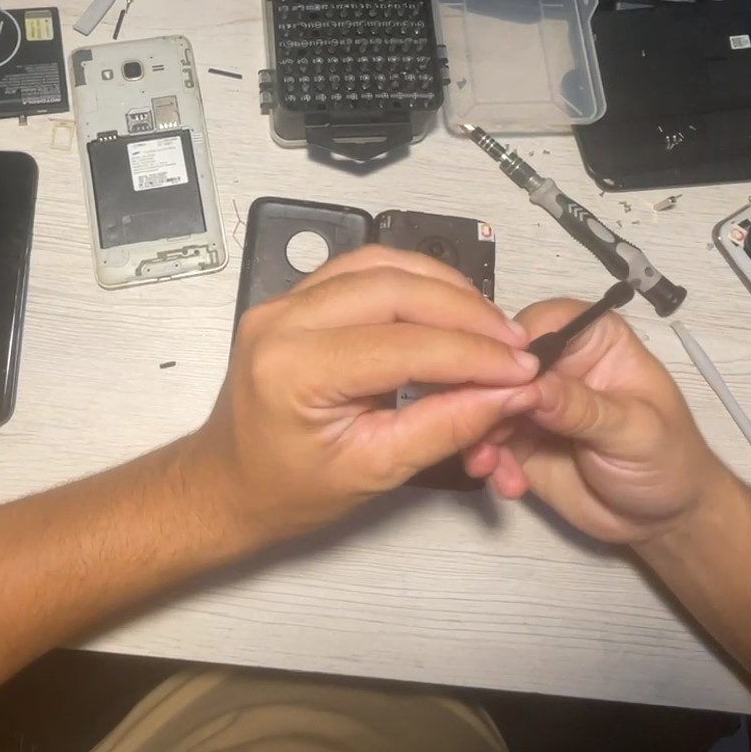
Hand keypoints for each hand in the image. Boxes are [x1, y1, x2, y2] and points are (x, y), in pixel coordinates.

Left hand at [188, 245, 541, 541]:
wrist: (229, 480)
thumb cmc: (288, 488)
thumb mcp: (374, 470)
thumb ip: (446, 425)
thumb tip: (510, 392)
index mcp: (293, 369)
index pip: (402, 344)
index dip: (471, 354)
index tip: (521, 367)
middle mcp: (281, 320)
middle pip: (391, 287)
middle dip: (463, 311)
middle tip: (511, 341)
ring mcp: (282, 301)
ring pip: (378, 263)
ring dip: (440, 284)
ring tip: (487, 320)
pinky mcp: (293, 297)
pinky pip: (360, 268)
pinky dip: (410, 278)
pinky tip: (444, 302)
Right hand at [463, 299, 730, 544]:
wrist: (662, 523)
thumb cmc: (667, 463)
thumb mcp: (635, 432)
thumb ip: (583, 408)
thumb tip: (531, 386)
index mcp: (592, 341)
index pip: (542, 322)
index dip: (515, 345)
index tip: (499, 376)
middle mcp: (554, 363)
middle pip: (500, 358)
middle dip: (483, 393)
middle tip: (481, 427)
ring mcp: (530, 400)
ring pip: (481, 398)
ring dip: (478, 431)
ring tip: (490, 465)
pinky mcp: (514, 435)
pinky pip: (482, 436)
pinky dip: (485, 458)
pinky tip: (508, 482)